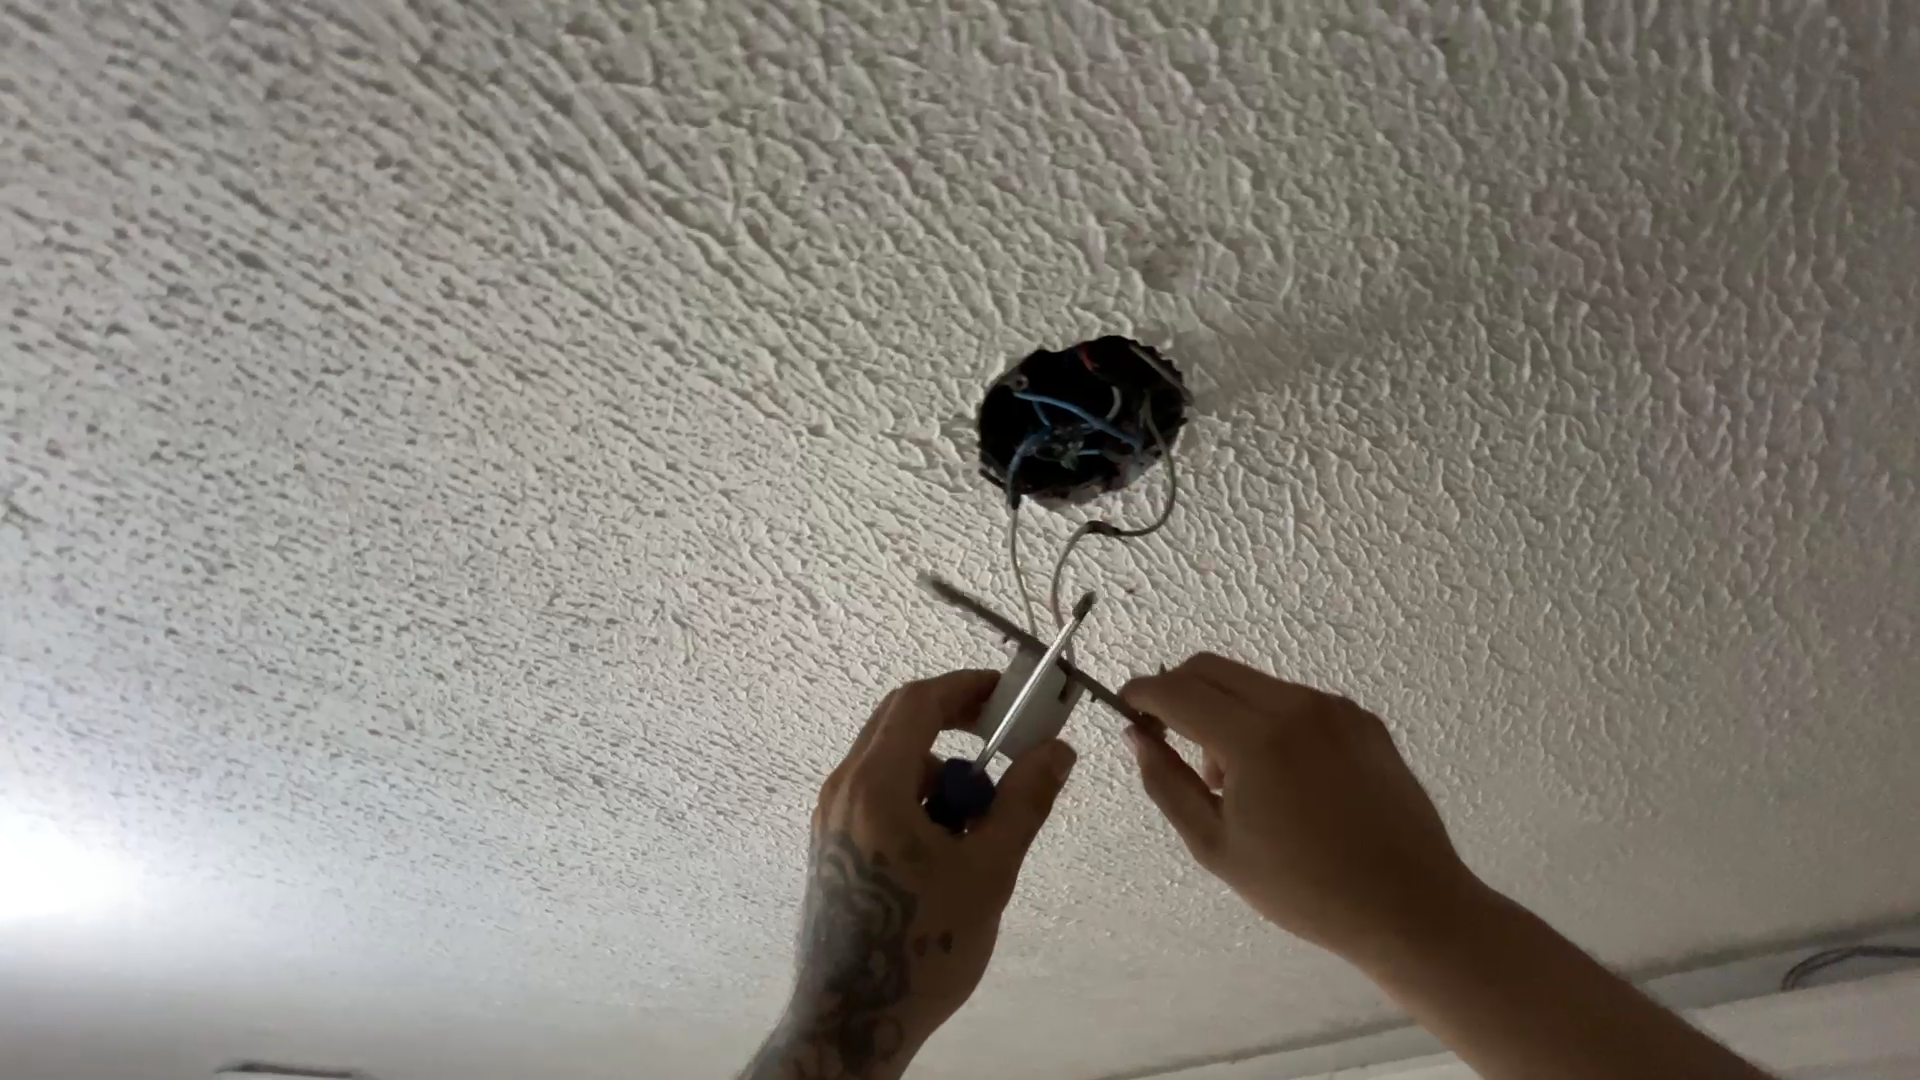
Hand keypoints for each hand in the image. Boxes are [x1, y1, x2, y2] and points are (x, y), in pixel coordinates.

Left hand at [740, 670, 1077, 1079]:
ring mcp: (833, 814)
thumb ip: (1024, 801)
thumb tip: (1058, 750)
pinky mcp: (833, 840)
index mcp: (875, 785)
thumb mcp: (988, 871)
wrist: (849, 1021)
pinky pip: (879, 790)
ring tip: (977, 816)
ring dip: (938, 765)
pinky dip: (917, 792)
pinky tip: (945, 843)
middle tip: (1000, 736)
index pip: (918, 702)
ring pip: (890, 758)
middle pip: (899, 721)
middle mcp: (844, 787)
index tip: (1007, 694)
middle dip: (953, 719)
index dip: (965, 687)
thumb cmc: (921, 946)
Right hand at [1120, 654, 1481, 959]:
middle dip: (1175, 691)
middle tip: (1168, 738)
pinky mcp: (1359, 718)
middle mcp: (1295, 706)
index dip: (1141, 693)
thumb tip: (1135, 735)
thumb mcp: (1215, 845)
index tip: (1125, 708)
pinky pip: (1290, 699)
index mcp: (1256, 739)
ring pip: (1249, 681)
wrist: (1413, 909)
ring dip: (1220, 708)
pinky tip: (1278, 774)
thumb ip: (1165, 781)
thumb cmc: (1305, 889)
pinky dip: (1262, 718)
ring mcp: (1333, 707)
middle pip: (1209, 667)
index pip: (1176, 690)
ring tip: (1232, 775)